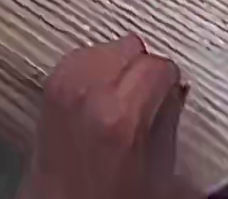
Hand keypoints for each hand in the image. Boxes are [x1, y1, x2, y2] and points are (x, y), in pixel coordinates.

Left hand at [18, 36, 186, 198]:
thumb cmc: (111, 198)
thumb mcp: (156, 172)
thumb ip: (168, 124)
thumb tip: (176, 91)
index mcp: (122, 114)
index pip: (156, 66)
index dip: (169, 78)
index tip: (172, 89)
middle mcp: (91, 87)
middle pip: (130, 45)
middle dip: (143, 66)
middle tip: (148, 91)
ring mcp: (67, 80)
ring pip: (106, 45)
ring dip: (118, 63)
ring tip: (122, 92)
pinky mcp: (51, 80)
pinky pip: (82, 53)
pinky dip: (94, 64)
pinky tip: (99, 91)